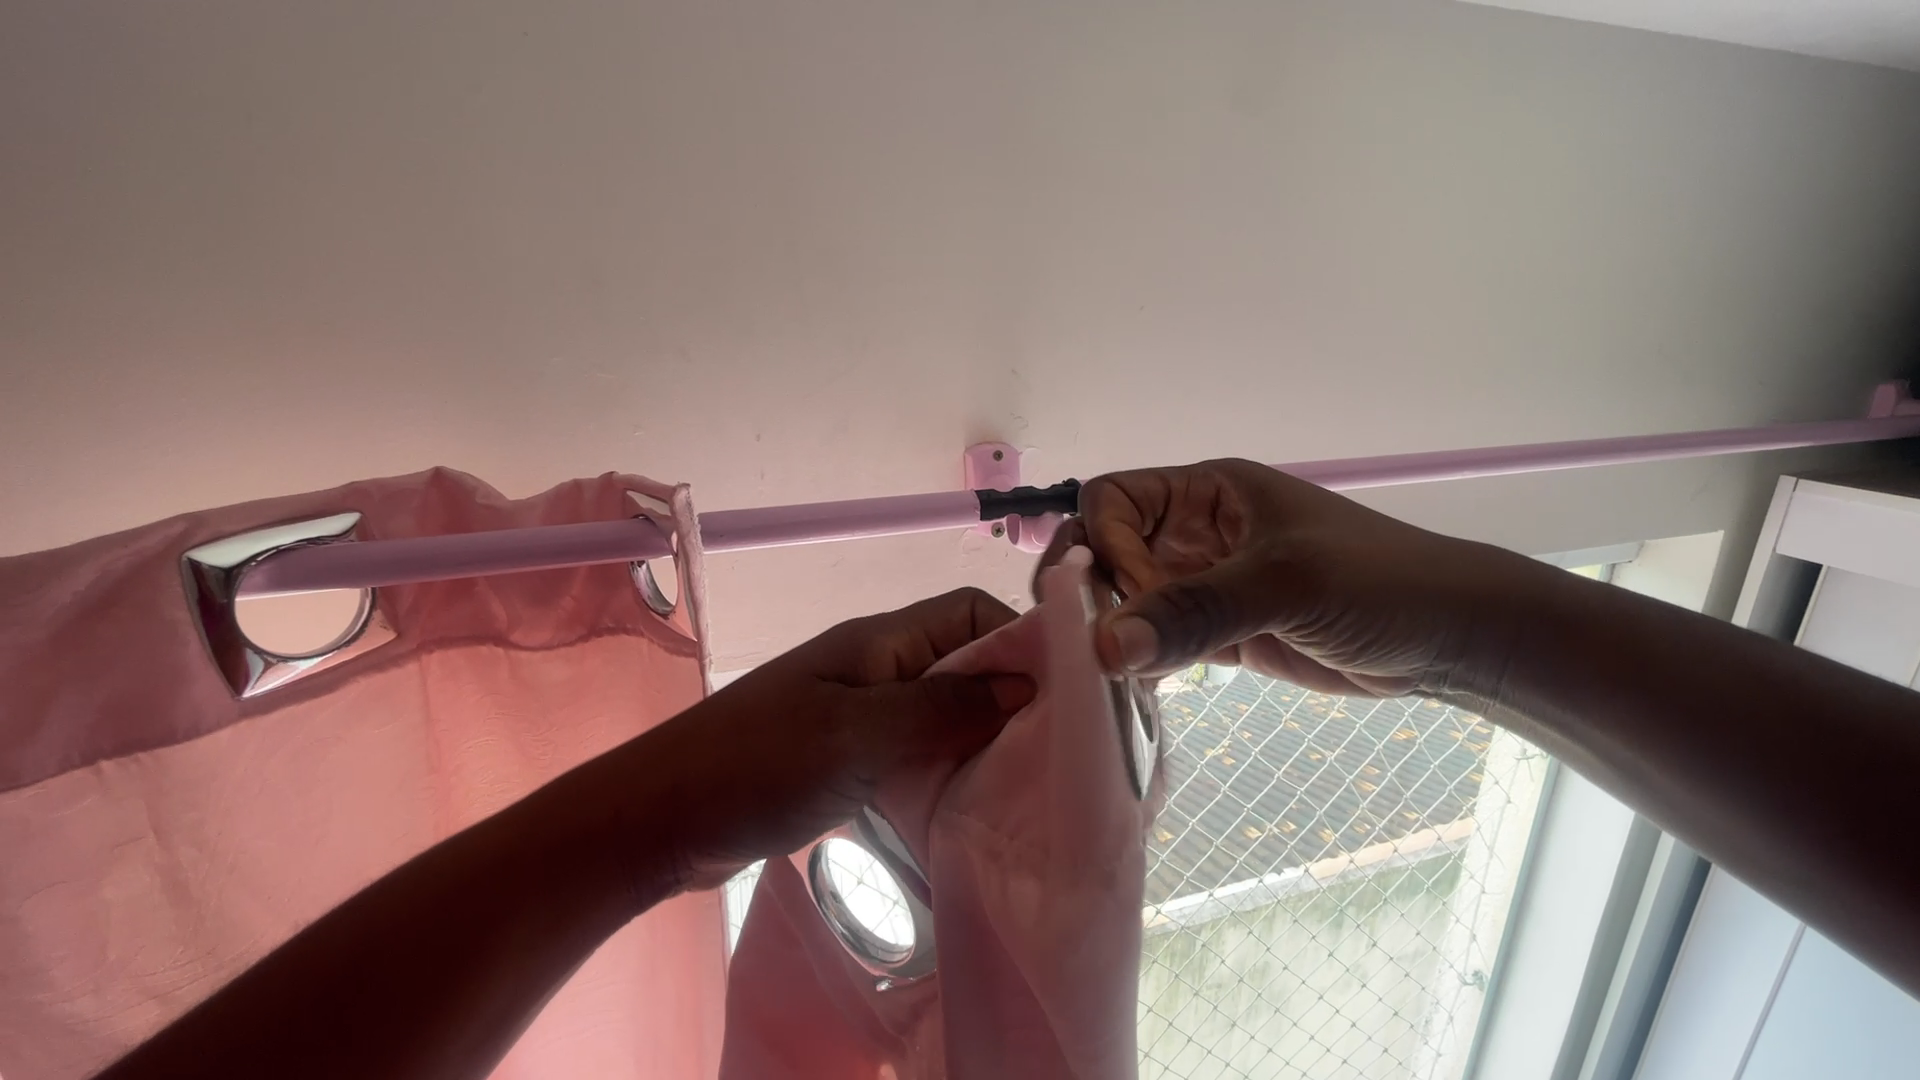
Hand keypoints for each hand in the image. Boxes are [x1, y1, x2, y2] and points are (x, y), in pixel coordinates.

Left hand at [638, 587, 1034, 890]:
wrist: (661, 819)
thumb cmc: (754, 766)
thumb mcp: (855, 735)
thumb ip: (942, 708)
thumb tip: (1026, 686)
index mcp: (880, 641)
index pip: (972, 613)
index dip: (1021, 641)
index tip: (1064, 698)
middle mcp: (879, 668)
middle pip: (966, 662)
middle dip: (1011, 698)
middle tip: (1056, 756)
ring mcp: (863, 714)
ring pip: (945, 711)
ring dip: (982, 741)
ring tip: (1025, 788)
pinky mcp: (851, 758)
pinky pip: (917, 751)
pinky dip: (948, 770)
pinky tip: (969, 807)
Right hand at [1037, 459, 1525, 697]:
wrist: (1452, 640)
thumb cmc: (1378, 584)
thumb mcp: (1286, 583)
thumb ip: (1194, 611)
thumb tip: (1103, 646)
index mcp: (1204, 493)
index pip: (1112, 500)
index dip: (1107, 543)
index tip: (1137, 593)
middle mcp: (1193, 533)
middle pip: (1106, 549)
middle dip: (1097, 591)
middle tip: (1103, 642)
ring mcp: (1202, 584)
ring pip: (1125, 598)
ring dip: (1114, 631)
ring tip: (1117, 672)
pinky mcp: (1216, 631)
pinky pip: (1156, 639)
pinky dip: (1140, 661)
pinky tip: (1142, 687)